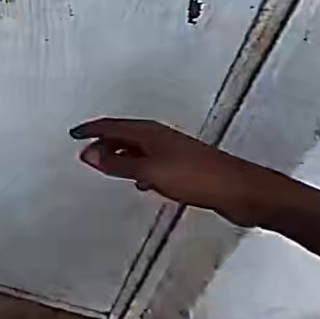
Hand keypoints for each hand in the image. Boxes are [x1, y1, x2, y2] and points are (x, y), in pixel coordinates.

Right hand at [69, 118, 298, 226]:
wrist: (246, 193)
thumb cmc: (197, 176)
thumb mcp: (149, 171)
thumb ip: (117, 164)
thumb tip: (89, 155)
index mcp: (147, 132)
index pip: (109, 126)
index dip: (89, 130)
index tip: (74, 135)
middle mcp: (158, 137)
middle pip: (122, 135)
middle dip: (103, 144)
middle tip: (88, 156)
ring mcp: (173, 150)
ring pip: (136, 149)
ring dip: (120, 156)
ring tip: (108, 168)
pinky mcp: (185, 166)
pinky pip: (151, 162)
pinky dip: (138, 168)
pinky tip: (140, 182)